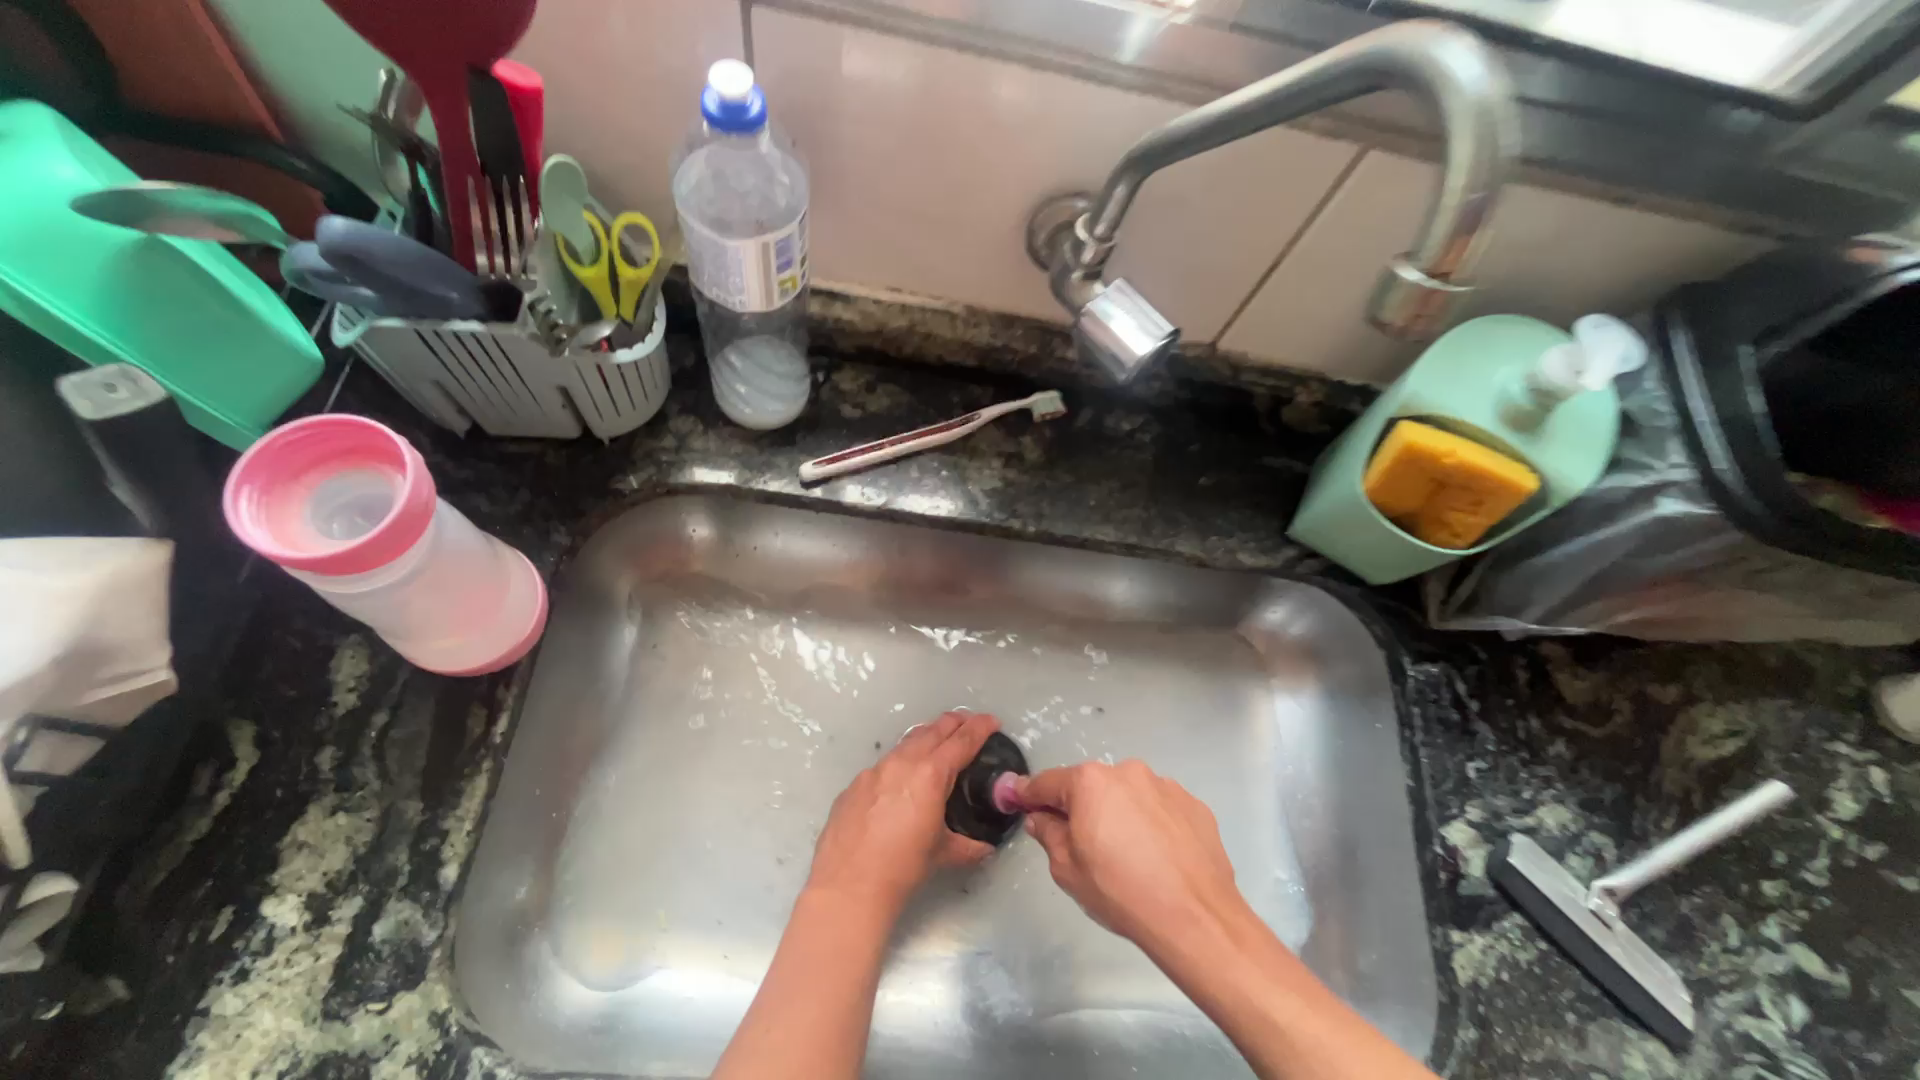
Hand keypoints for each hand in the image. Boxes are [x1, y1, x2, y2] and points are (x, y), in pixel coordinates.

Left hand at [806, 711, 998, 911]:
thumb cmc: (902, 867)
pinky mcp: (854, 785)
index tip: (992, 721)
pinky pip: (883, 766)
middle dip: (954, 723)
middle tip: (969, 723)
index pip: (962, 741)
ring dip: (926, 738)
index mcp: (929, 774)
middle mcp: (902, 763)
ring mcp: (873, 771)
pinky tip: (901, 782)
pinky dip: (900, 763)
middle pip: (933, 730)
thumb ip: (969, 846)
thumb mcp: (943, 854)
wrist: (848, 885)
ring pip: (905, 743)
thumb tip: (985, 848)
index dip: (980, 728)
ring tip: (937, 743)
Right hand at [1014, 760, 1249, 955]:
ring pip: (1129, 796)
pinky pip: (1161, 809)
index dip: (1030, 795)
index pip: (1048, 783)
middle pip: (1092, 786)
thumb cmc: (1119, 892)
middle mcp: (1128, 772)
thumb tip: (1040, 818)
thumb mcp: (1067, 869)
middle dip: (1082, 808)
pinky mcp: (1194, 805)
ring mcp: (1165, 786)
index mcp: (1090, 782)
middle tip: (1085, 845)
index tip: (1020, 803)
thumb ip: (1048, 835)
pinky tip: (1159, 858)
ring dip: (1121, 814)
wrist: (1194, 916)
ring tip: (1130, 856)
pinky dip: (1153, 825)